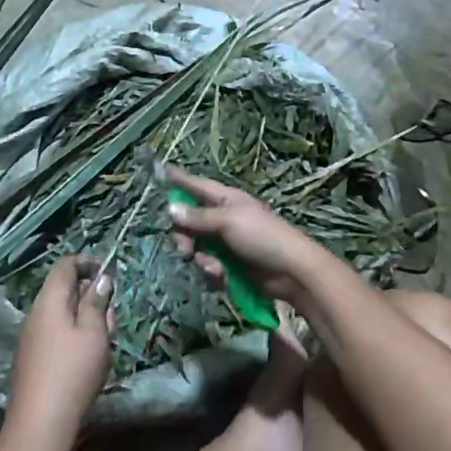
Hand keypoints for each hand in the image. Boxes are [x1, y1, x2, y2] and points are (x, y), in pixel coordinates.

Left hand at [6, 255, 112, 446]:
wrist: (40, 424)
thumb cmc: (73, 372)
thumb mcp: (94, 333)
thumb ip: (97, 302)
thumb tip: (100, 278)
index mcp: (49, 300)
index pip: (65, 265)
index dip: (87, 263)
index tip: (109, 274)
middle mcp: (35, 313)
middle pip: (63, 289)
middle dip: (90, 295)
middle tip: (111, 317)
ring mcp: (31, 336)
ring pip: (62, 313)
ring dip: (85, 318)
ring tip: (104, 341)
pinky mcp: (33, 358)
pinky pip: (56, 333)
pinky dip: (75, 335)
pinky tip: (88, 359)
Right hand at [164, 166, 332, 307]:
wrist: (292, 271)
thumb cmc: (262, 236)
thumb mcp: (228, 222)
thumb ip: (198, 217)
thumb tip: (170, 209)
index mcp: (226, 199)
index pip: (196, 185)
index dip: (178, 180)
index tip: (159, 173)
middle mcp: (223, 217)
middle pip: (189, 221)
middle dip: (184, 236)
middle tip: (185, 249)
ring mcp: (226, 241)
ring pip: (196, 246)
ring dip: (201, 259)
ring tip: (214, 268)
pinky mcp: (230, 263)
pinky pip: (208, 264)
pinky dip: (211, 271)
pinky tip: (221, 277)